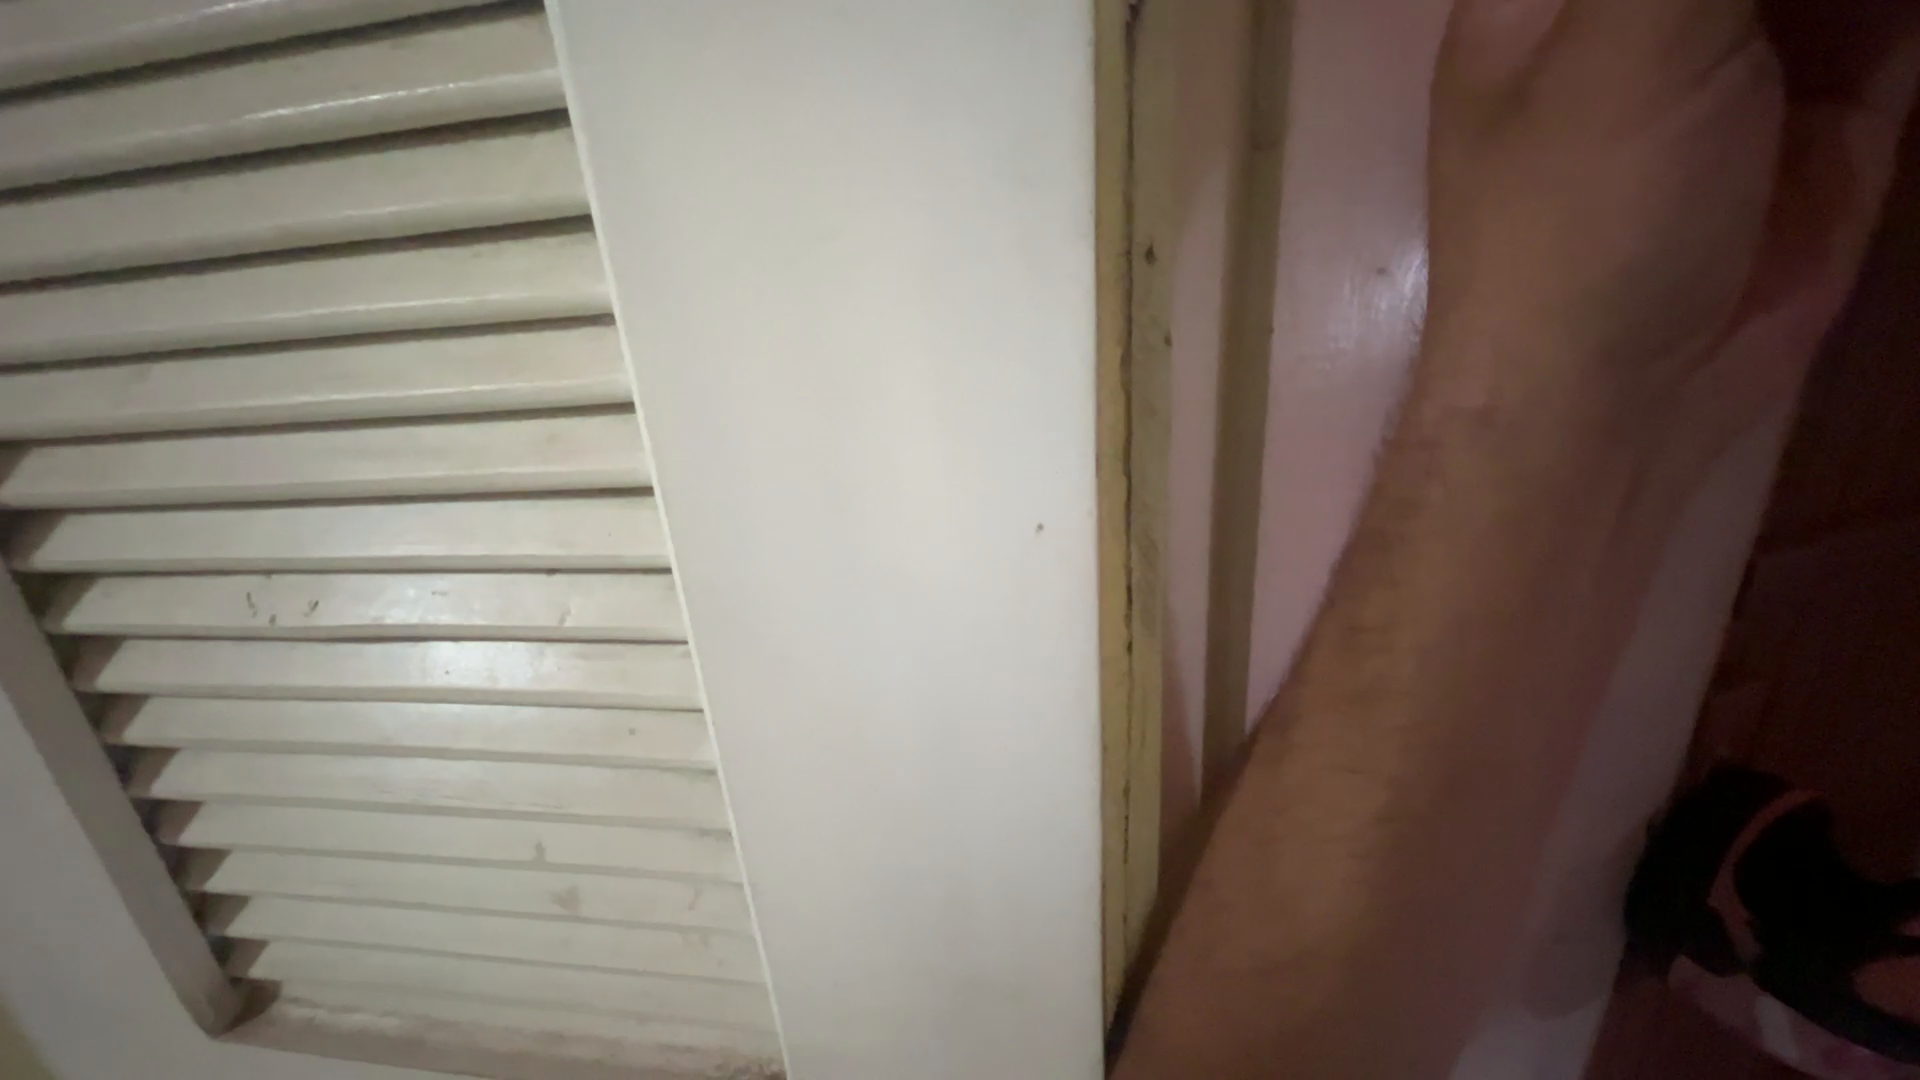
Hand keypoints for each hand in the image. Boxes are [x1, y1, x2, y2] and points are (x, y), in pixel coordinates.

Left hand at [1427, 0, 1919, 470]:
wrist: (1613, 394)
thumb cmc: (1572, 232)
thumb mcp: (1618, 56)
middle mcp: (1628, 9)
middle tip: (1815, 5)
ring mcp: (1741, 44)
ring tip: (1847, 24)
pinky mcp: (1835, 93)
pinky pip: (1905, 3)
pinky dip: (1915, 2)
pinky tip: (1898, 27)